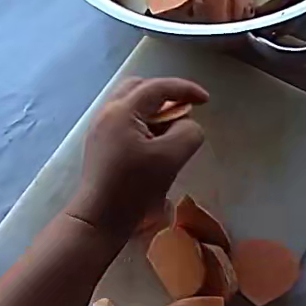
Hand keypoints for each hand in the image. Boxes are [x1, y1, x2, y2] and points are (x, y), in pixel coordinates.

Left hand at [65, 77, 208, 235]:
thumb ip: (188, 133)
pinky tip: (156, 143)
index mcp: (122, 111)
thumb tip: (187, 125)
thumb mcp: (171, 158)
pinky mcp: (100, 145)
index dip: (185, 90)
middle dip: (166, 94)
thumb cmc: (135, 186)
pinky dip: (145, 123)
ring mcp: (100, 129)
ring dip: (155, 110)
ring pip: (131, 105)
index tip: (206, 100)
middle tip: (186, 109)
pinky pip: (126, 122)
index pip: (158, 87)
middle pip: (140, 88)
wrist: (99, 218)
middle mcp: (107, 113)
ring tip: (173, 127)